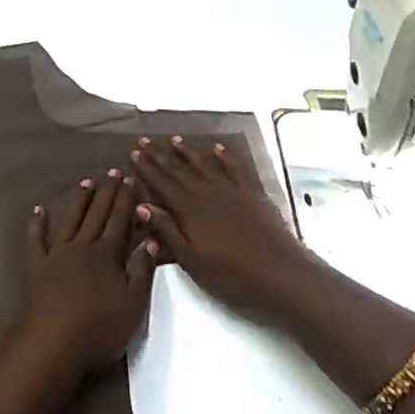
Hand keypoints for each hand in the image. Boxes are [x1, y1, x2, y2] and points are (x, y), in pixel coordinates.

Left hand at [23, 170, 158, 368]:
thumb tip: (150, 239)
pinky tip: (38, 209)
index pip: (119, 220)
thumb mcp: (133, 304)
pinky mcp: (39, 265)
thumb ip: (142, 270)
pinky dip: (38, 224)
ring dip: (80, 201)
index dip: (125, 199)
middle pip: (97, 214)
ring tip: (87, 181)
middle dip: (107, 192)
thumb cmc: (100, 325)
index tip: (130, 177)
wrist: (56, 340)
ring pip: (72, 220)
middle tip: (112, 170)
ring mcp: (59, 253)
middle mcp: (83, 246)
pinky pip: (38, 240)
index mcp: (107, 254)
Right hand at [132, 136, 320, 320]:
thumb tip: (141, 205)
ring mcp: (231, 190)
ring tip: (174, 139)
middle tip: (145, 140)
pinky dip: (226, 157)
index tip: (134, 153)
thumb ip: (167, 231)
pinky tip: (219, 148)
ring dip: (188, 151)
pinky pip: (235, 168)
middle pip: (178, 170)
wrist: (280, 272)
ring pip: (204, 164)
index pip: (162, 184)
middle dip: (159, 155)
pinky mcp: (252, 193)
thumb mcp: (192, 261)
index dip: (147, 168)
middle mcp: (207, 193)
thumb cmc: (232, 274)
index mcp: (189, 210)